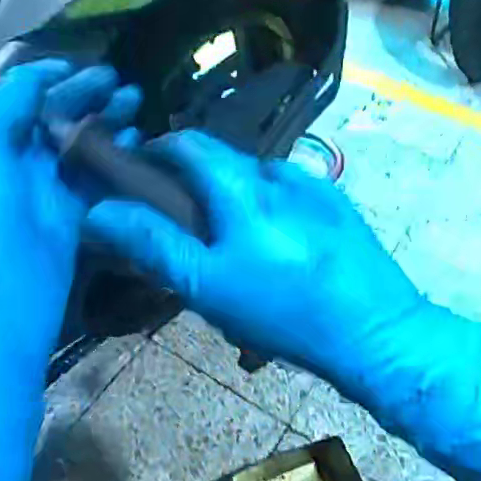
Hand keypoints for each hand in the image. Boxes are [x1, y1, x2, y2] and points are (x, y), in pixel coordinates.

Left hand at [0, 61, 140, 480]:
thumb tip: (34, 80)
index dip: (47, 78)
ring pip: (72, 153)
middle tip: (125, 84)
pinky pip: (88, 188)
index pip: (11, 99)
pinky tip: (136, 146)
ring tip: (138, 103)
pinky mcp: (62, 231)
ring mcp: (32, 202)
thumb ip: (3, 106)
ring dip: (103, 127)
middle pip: (47, 123)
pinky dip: (110, 166)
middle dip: (83, 98)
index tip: (84, 66)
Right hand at [85, 131, 480, 480]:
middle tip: (174, 229)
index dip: (155, 153)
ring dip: (227, 206)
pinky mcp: (337, 211)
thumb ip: (152, 242)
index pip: (187, 144)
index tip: (135, 177)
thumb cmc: (283, 311)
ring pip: (252, 185)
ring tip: (223, 254)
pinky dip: (261, 219)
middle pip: (220, 163)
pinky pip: (284, 203)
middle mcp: (279, 174)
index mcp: (243, 186)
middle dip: (189, 187)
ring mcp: (315, 190)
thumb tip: (100, 211)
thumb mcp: (205, 283)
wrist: (380, 335)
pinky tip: (266, 261)